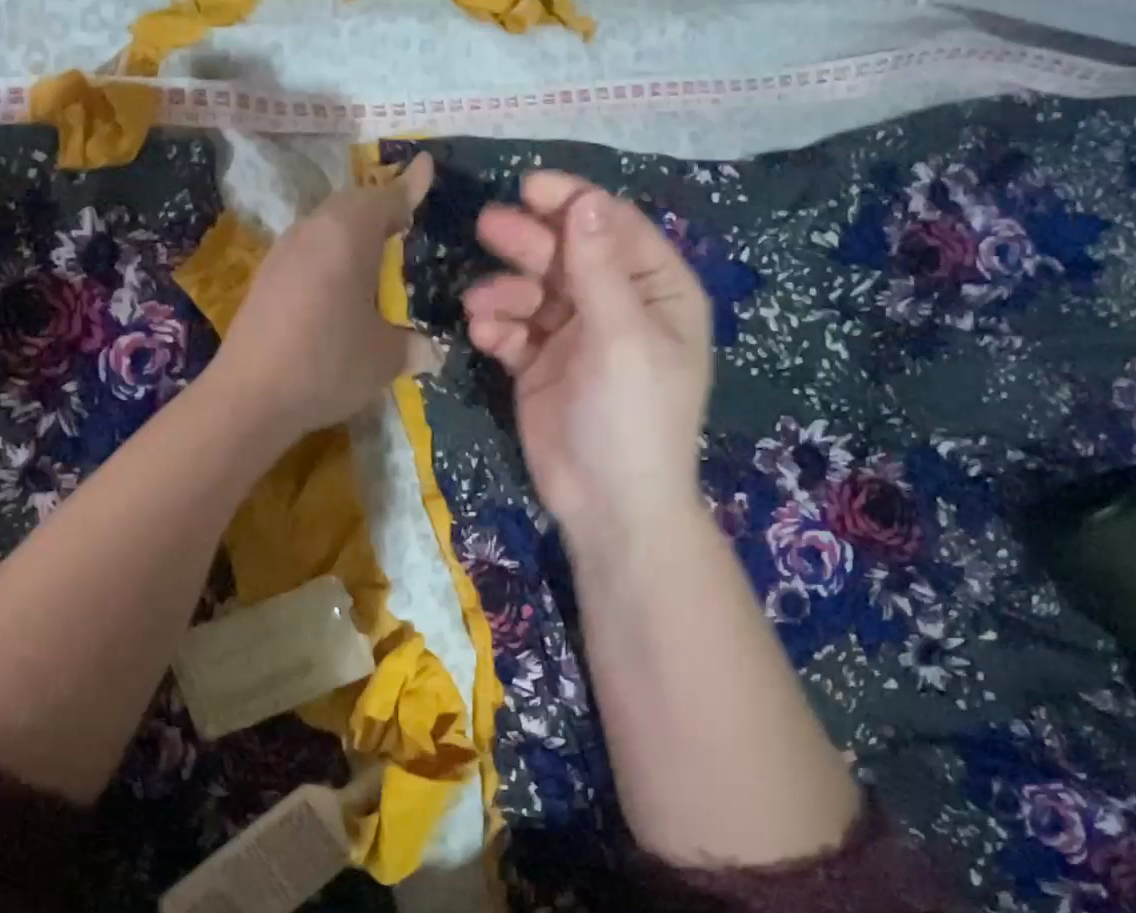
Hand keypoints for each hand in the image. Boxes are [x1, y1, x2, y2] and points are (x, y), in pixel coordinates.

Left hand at [216, 154, 440, 438]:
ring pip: (323, 230)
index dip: (411, 188)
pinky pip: (305, 258)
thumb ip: (409, 346)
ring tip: (373, 256)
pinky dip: (327, 262)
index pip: (388, 197)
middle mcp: (312, 231)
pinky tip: (337, 289)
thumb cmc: (328, 364)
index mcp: (348, 232)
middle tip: (404, 219)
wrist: (250, 396)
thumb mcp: (384, 358)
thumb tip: (427, 351)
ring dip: (349, 237)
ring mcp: (281, 256)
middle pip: (351, 207)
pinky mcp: (263, 284)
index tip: (426, 170)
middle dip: (378, 209)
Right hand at [463, 172, 713, 559]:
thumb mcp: (623, 337)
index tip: (529, 186)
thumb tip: (586, 201)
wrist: (608, 502)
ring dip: (505, 292)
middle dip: (530, 242)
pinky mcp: (539, 369)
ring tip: (479, 305)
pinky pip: (514, 334)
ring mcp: (574, 339)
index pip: (614, 229)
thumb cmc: (633, 417)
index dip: (574, 204)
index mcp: (657, 291)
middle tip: (487, 226)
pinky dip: (497, 330)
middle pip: (568, 256)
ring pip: (533, 294)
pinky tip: (484, 336)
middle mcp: (616, 307)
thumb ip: (599, 269)